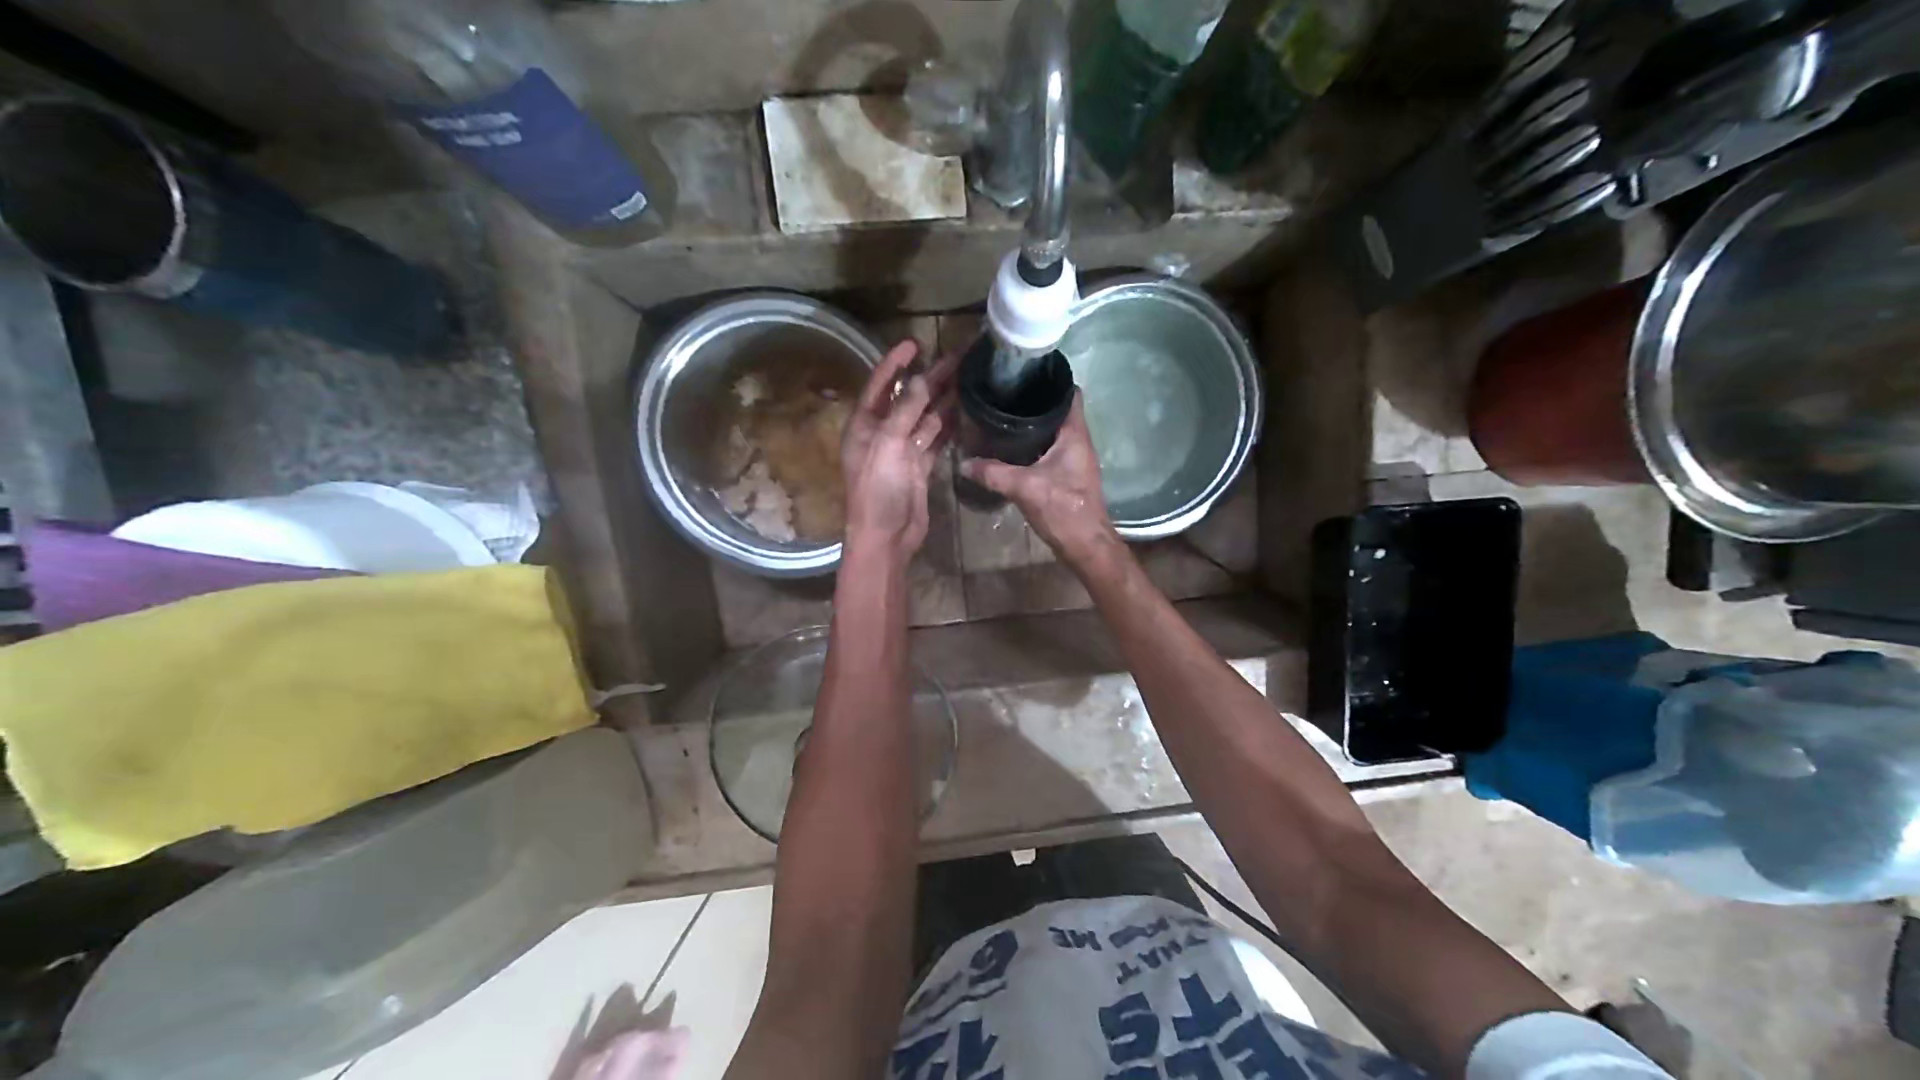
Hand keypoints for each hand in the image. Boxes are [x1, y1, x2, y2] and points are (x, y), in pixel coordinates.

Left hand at [842, 340, 955, 563]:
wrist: (885, 537)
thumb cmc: (877, 490)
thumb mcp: (887, 445)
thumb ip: (905, 411)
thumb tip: (922, 378)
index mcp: (865, 424)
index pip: (880, 384)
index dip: (895, 362)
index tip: (915, 342)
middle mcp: (882, 433)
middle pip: (908, 399)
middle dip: (930, 378)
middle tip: (957, 357)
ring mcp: (902, 451)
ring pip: (925, 418)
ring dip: (943, 399)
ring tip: (967, 378)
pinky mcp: (919, 467)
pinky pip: (935, 439)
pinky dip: (948, 426)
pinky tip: (965, 410)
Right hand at [962, 393, 1118, 567]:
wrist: (1086, 546)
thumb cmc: (1063, 510)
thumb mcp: (1024, 488)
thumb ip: (993, 473)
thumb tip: (963, 462)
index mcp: (1074, 434)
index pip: (1069, 393)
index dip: (1051, 379)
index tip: (1024, 373)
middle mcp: (1078, 441)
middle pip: (1058, 410)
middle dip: (1034, 401)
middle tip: (1004, 394)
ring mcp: (1075, 459)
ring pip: (1054, 430)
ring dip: (1034, 423)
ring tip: (1004, 416)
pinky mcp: (1068, 475)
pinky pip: (1050, 449)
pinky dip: (1034, 444)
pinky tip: (1012, 448)